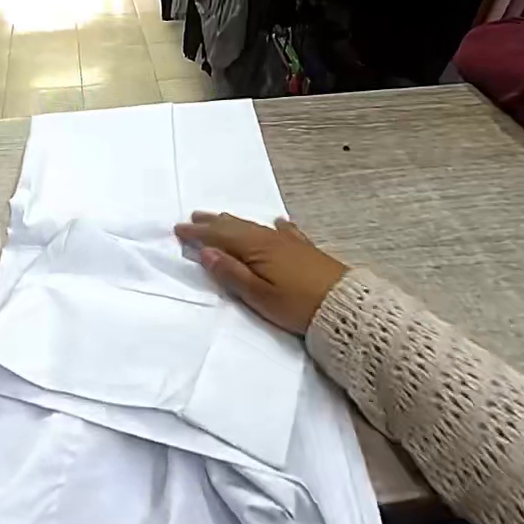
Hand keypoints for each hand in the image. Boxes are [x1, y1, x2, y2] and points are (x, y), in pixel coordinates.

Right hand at [174, 212, 347, 332]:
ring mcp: (290, 242)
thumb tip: (206, 251)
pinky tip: (276, 222)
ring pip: (256, 227)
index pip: (221, 237)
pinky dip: (274, 226)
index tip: (179, 230)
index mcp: (256, 249)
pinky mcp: (305, 249)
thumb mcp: (259, 296)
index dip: (199, 234)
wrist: (344, 305)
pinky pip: (284, 231)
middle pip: (237, 227)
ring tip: (221, 218)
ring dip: (236, 223)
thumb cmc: (297, 305)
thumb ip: (232, 274)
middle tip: (193, 218)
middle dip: (213, 223)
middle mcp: (271, 239)